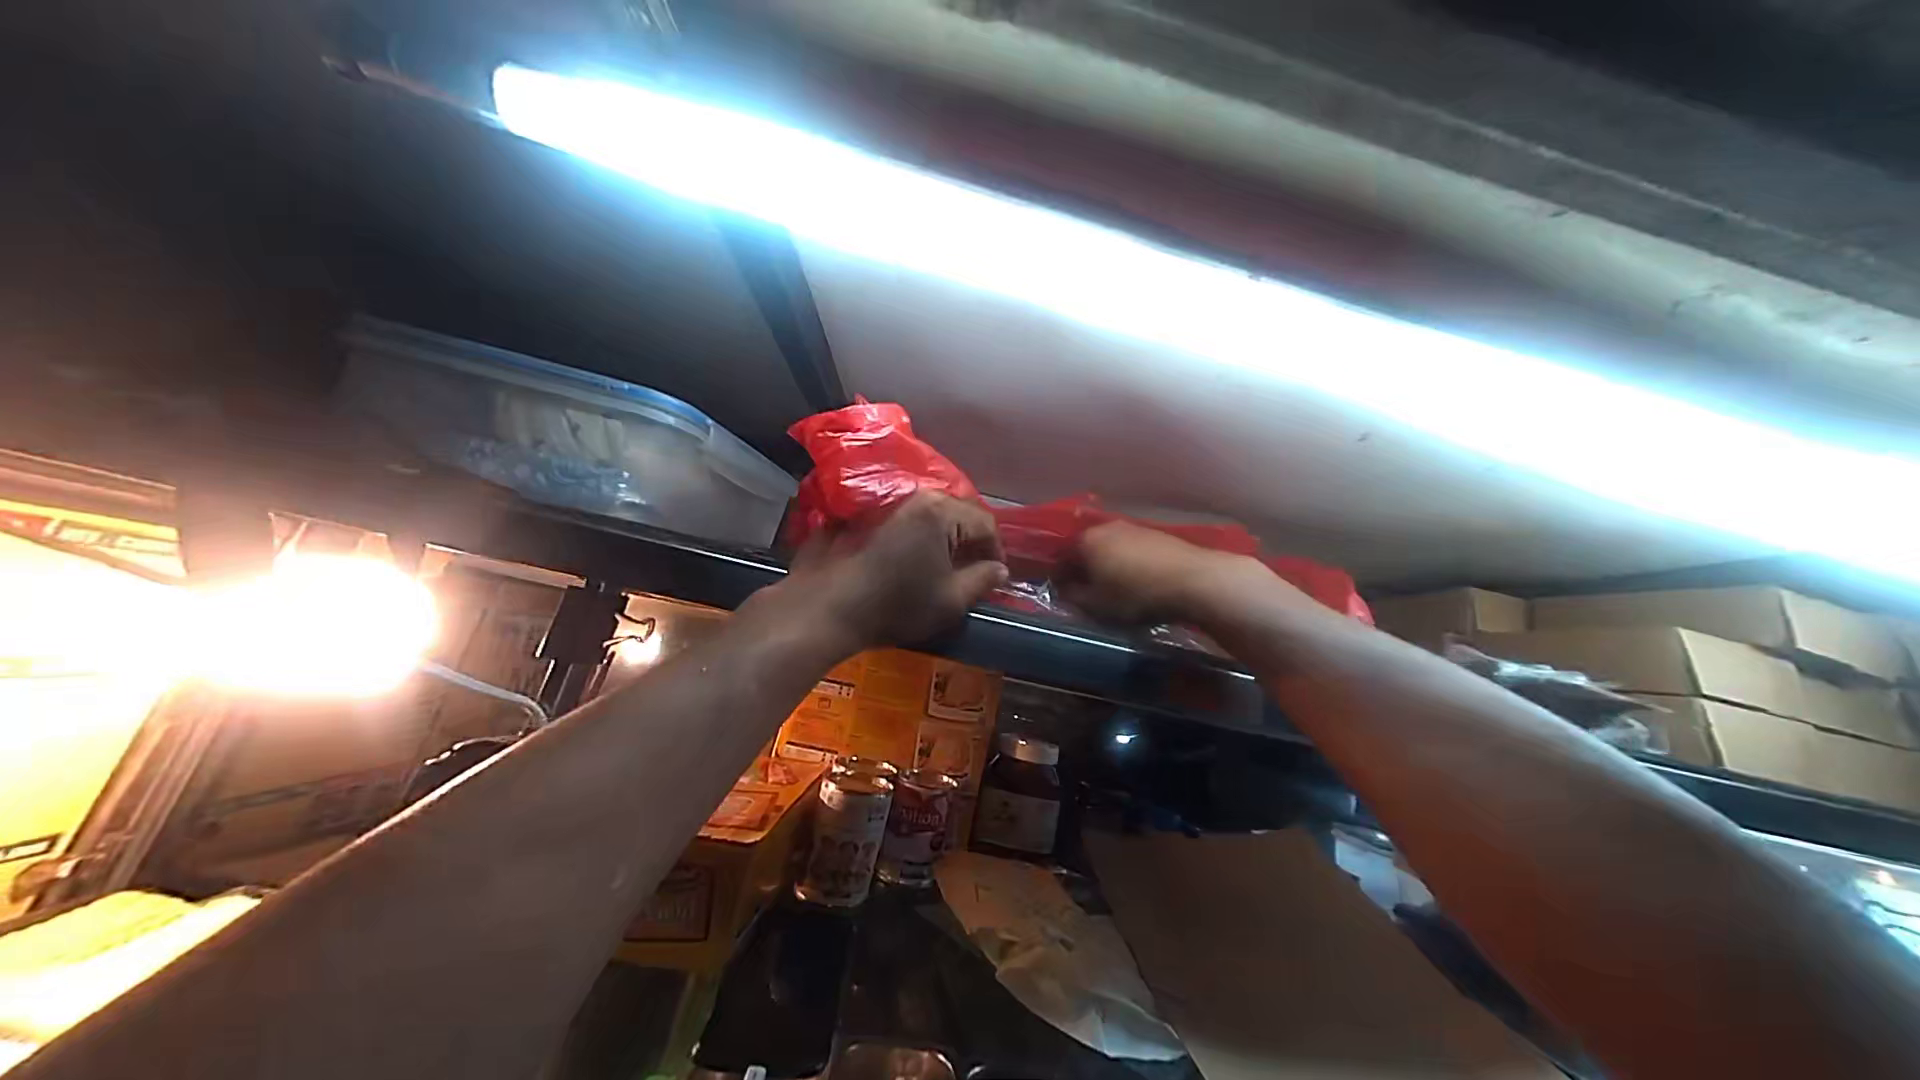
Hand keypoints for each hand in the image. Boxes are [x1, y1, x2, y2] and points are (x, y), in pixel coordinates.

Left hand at [786, 492, 1008, 649]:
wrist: (829, 606)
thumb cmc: (896, 604)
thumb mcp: (951, 600)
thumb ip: (983, 580)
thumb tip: (1000, 569)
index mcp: (941, 511)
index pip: (985, 523)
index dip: (996, 550)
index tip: (996, 575)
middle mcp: (915, 497)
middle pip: (958, 513)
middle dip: (971, 540)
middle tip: (974, 570)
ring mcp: (887, 502)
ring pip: (930, 515)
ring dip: (944, 537)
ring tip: (945, 566)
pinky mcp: (866, 514)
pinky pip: (905, 519)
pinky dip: (917, 535)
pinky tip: (913, 559)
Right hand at [1055, 521, 1275, 625]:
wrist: (1195, 581)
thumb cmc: (1136, 595)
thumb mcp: (1095, 606)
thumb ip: (1072, 596)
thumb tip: (1062, 588)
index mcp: (1085, 541)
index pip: (1060, 556)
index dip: (1058, 577)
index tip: (1063, 595)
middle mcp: (1106, 527)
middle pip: (1086, 548)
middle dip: (1084, 568)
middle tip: (1088, 594)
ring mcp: (1134, 528)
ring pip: (1110, 548)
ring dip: (1108, 565)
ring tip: (1116, 590)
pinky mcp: (1158, 536)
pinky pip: (1133, 551)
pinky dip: (1129, 564)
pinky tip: (1139, 582)